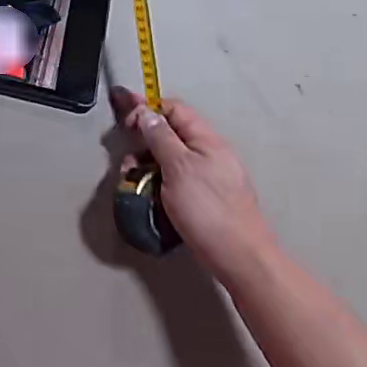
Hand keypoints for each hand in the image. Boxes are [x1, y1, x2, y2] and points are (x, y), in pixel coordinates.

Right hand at [111, 87, 275, 283]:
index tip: (127, 124)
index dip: (148, 110)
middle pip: (168, 133)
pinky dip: (157, 181)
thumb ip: (160, 137)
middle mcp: (208, 153)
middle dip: (143, 142)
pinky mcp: (201, 196)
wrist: (239, 257)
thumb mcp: (179, 168)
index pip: (173, 109)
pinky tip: (149, 194)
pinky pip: (173, 178)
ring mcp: (206, 175)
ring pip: (168, 157)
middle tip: (129, 160)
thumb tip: (147, 114)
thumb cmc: (208, 210)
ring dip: (146, 164)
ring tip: (135, 181)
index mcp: (206, 140)